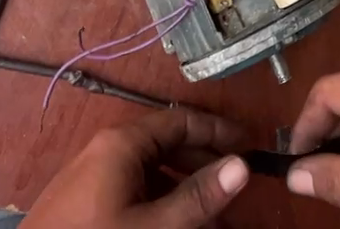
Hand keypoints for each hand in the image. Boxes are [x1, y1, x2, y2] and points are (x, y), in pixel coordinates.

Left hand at [23, 107, 251, 228]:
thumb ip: (197, 197)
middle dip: (205, 165)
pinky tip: (180, 226)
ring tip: (216, 219)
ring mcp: (96, 174)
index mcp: (123, 141)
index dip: (219, 132)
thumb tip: (242, 166)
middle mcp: (110, 147)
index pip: (182, 120)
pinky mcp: (88, 200)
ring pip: (154, 171)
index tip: (251, 147)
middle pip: (169, 144)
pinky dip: (162, 204)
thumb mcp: (153, 226)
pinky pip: (136, 190)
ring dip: (186, 191)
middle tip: (239, 187)